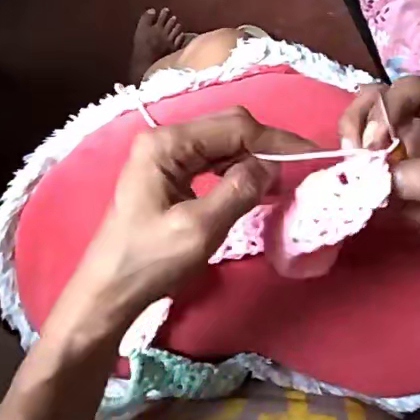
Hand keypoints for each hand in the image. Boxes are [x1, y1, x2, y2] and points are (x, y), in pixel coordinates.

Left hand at [47, 108, 315, 348]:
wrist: (109, 291)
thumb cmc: (149, 261)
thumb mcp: (200, 229)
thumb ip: (239, 191)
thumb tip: (271, 166)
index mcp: (167, 144)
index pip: (235, 127)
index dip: (275, 141)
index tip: (310, 155)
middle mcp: (166, 139)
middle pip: (229, 127)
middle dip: (267, 145)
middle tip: (300, 167)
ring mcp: (166, 155)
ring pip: (224, 143)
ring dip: (254, 157)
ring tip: (282, 180)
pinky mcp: (170, 173)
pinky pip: (213, 160)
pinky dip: (238, 169)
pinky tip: (255, 186)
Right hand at [338, 76, 419, 275]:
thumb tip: (391, 174)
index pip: (413, 91)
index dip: (389, 107)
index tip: (377, 140)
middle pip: (378, 102)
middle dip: (360, 122)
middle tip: (356, 153)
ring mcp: (408, 154)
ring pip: (365, 134)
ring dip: (354, 152)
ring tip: (358, 176)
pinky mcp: (394, 183)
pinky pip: (365, 173)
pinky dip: (360, 184)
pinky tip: (380, 204)